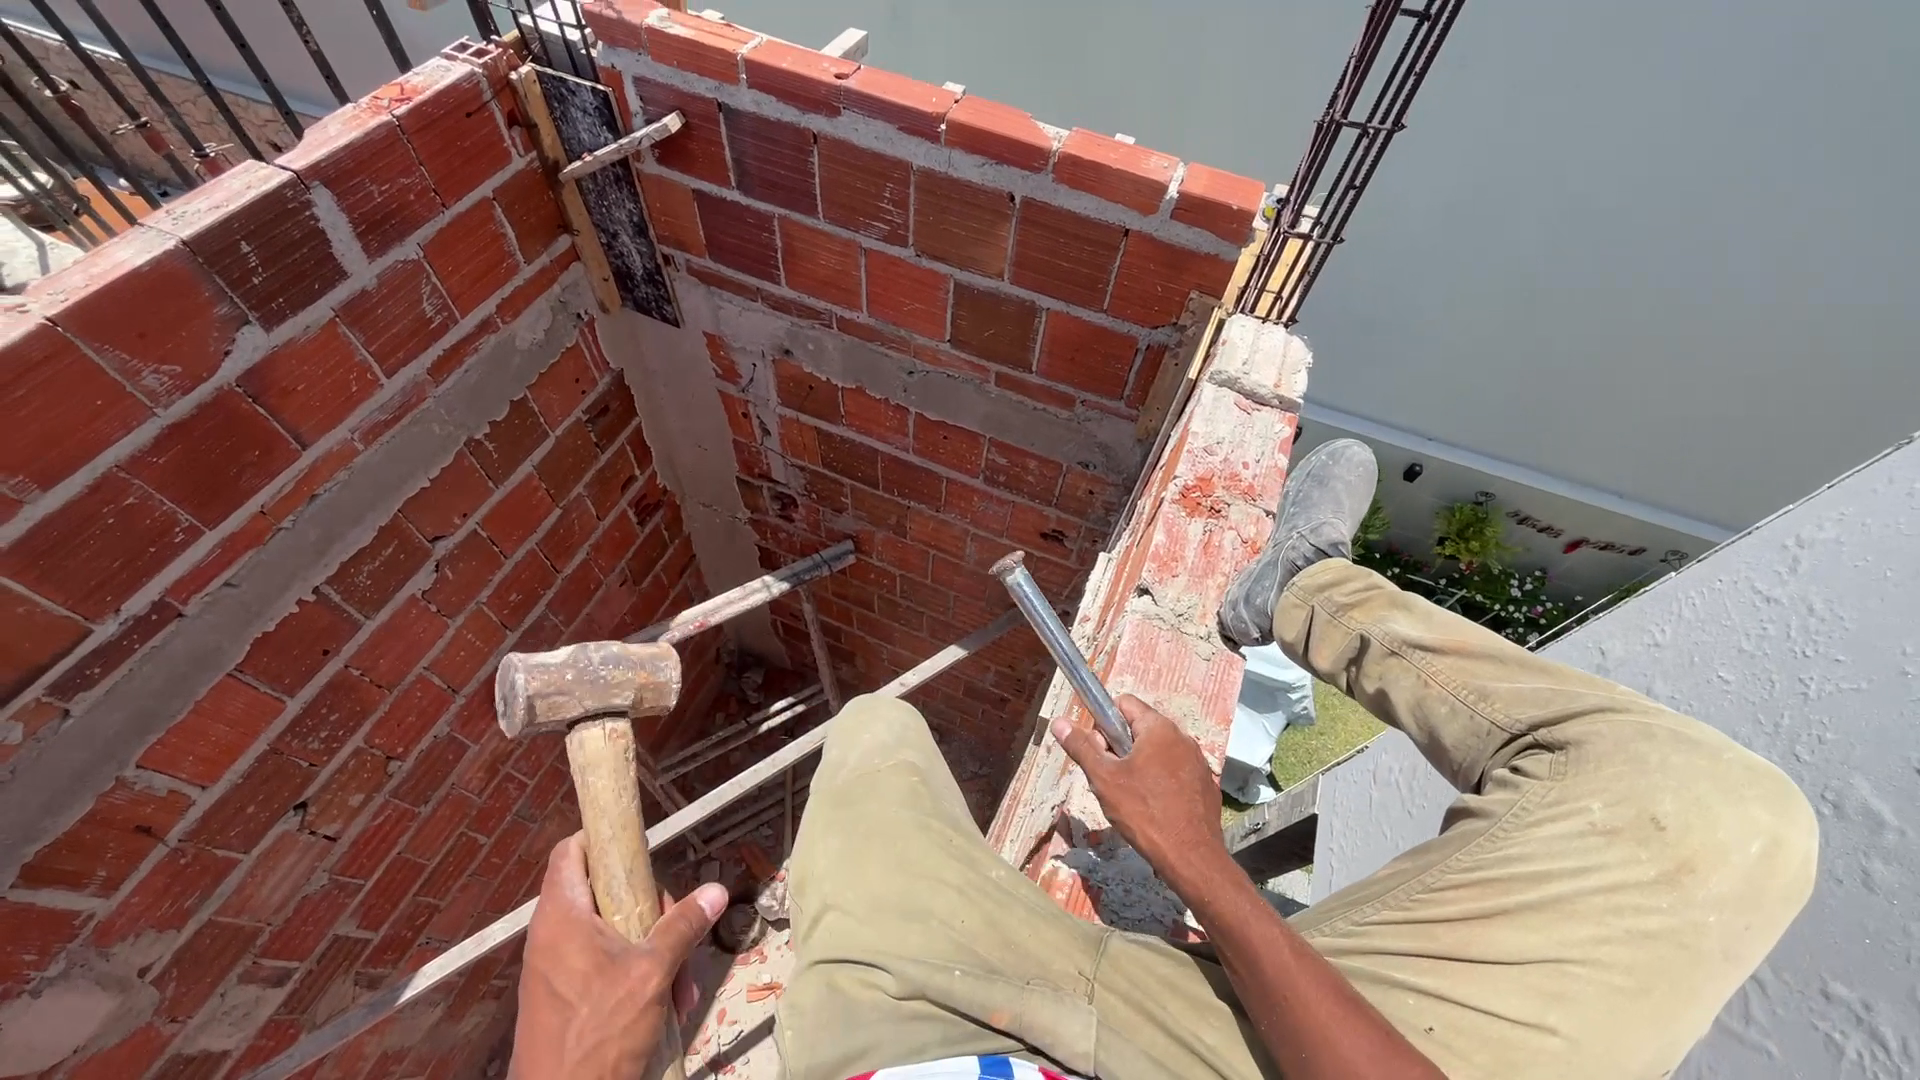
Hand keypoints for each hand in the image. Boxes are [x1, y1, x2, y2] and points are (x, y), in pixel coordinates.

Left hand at [509, 833, 728, 1079]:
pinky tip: (668, 1003)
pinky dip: (639, 975)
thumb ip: (683, 926)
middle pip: (607, 891)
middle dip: (653, 910)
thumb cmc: (597, 1033)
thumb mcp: (652, 973)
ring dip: (655, 949)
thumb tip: (717, 890)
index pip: (572, 851)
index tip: (643, 846)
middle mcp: (554, 935)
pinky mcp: (567, 995)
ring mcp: (559, 967)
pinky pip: (607, 964)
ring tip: (681, 985)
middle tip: (680, 930)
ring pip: (615, 932)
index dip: (604, 838)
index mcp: (562, 916)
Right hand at [1051, 695, 1226, 891]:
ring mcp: (1197, 761)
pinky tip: (1155, 809)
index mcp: (1158, 728)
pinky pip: (1175, 772)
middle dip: (1120, 749)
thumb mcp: (1104, 779)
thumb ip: (1081, 747)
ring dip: (1140, 767)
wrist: (1191, 858)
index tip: (1100, 753)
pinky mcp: (1205, 784)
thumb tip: (1059, 722)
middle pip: (1139, 729)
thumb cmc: (1144, 812)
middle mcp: (1182, 737)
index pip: (1123, 704)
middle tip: (1112, 780)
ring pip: (1157, 752)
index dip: (1104, 724)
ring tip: (1132, 799)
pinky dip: (1161, 783)